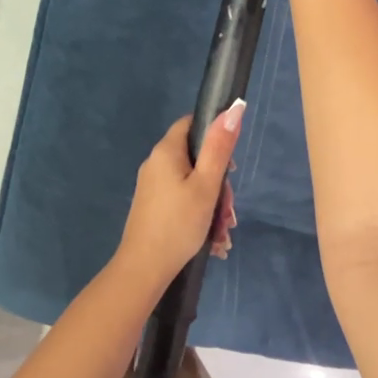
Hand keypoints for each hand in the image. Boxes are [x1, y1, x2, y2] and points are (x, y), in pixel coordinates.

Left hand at [115, 101, 245, 280]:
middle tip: (228, 212)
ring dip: (213, 206)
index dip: (214, 135)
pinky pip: (183, 202)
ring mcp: (153, 188)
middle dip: (219, 184)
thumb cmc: (178, 224)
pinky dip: (200, 216)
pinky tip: (213, 241)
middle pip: (196, 159)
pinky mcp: (154, 208)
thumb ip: (220, 147)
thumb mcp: (207, 185)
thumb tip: (234, 107)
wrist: (143, 270)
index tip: (230, 163)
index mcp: (166, 151)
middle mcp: (156, 164)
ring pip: (193, 185)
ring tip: (222, 233)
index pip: (192, 124)